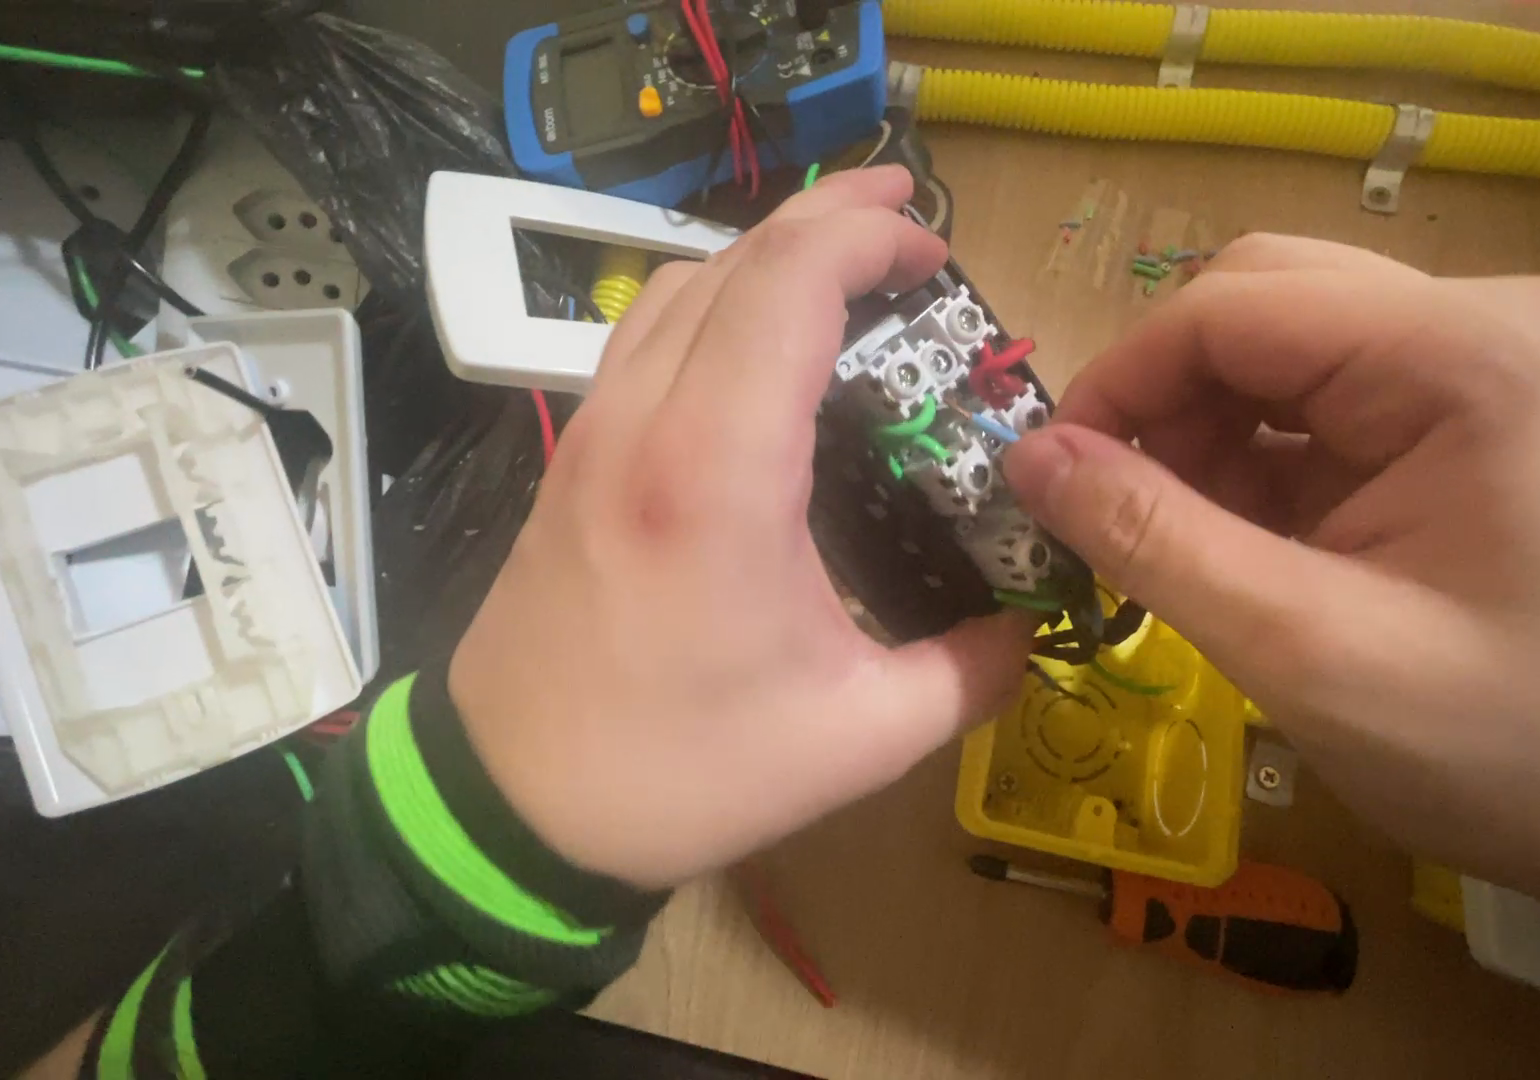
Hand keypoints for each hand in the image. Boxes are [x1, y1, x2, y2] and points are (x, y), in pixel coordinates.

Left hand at [449, 167, 1031, 889]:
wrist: (514, 806)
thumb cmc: (683, 771)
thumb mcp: (856, 738)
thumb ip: (966, 674)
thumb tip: (1025, 629)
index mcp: (719, 471)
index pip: (788, 284)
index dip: (866, 236)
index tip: (934, 249)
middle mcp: (644, 421)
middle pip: (734, 260)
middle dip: (830, 219)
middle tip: (910, 229)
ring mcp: (594, 430)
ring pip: (680, 286)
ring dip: (767, 255)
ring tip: (844, 270)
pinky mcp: (575, 456)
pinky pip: (647, 336)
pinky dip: (714, 303)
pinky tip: (758, 343)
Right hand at [1001, 235, 1539, 1064]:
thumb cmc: (1528, 754)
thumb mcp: (1305, 650)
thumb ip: (1152, 539)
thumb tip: (1028, 458)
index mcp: (1463, 355)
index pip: (1227, 308)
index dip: (1115, 383)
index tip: (1049, 478)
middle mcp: (1484, 329)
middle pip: (1255, 310)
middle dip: (1160, 402)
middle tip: (1116, 507)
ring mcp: (1489, 376)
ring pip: (1280, 361)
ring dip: (1202, 440)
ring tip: (1184, 544)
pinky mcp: (1478, 429)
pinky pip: (1322, 415)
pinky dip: (1254, 470)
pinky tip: (1251, 547)